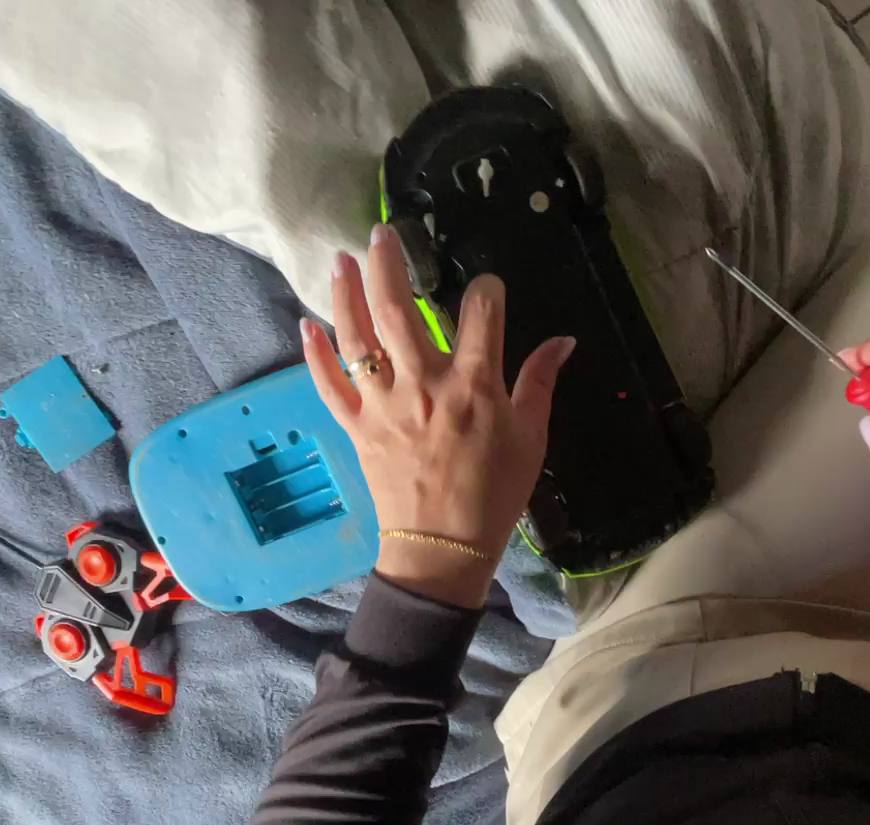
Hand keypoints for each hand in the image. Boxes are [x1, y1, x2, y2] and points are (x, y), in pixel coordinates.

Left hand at [300, 224, 574, 608]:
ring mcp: (384, 406)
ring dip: (347, 296)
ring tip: (341, 261)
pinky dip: (315, 356)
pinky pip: (330, 386)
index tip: (487, 288)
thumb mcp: (531, 439)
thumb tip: (563, 340)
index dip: (487, 290)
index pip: (482, 313)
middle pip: (400, 311)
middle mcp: (425, 385)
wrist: (445, 547)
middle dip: (390, 265)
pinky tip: (306, 325)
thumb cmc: (495, 494)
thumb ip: (540, 383)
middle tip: (381, 233)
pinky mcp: (358, 428)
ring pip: (358, 339)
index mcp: (475, 385)